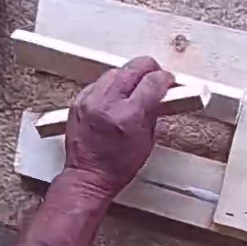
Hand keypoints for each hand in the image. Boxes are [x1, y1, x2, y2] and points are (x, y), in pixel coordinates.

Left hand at [59, 57, 174, 201]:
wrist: (87, 177)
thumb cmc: (116, 167)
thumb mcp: (146, 142)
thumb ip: (153, 113)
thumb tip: (159, 94)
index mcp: (128, 116)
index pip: (152, 81)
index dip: (165, 78)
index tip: (168, 80)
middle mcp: (107, 104)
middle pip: (133, 68)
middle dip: (148, 70)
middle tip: (154, 78)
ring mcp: (90, 101)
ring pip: (115, 72)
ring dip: (129, 76)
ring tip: (134, 88)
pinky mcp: (78, 102)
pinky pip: (98, 83)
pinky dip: (110, 86)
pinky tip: (115, 97)